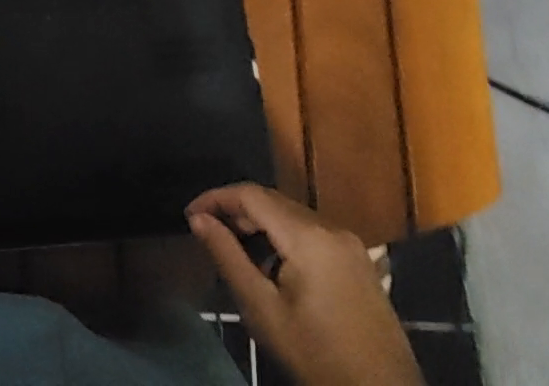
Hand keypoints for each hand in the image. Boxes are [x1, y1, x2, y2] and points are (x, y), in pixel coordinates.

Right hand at [187, 184, 422, 385]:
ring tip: (232, 245)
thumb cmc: (315, 354)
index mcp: (308, 237)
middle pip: (273, 201)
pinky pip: (312, 232)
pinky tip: (270, 263)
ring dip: (259, 222)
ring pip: (292, 215)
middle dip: (235, 209)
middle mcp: (332, 229)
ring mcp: (350, 244)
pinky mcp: (359, 262)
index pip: (252, 195)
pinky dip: (283, 235)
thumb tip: (198, 219)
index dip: (215, 198)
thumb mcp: (261, 309)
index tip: (189, 214)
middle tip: (205, 229)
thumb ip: (227, 256)